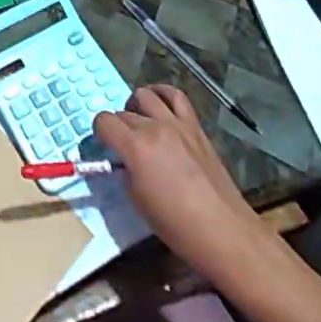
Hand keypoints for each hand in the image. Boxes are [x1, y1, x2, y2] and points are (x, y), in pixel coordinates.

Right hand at [93, 85, 265, 279]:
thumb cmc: (175, 223)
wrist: (221, 228)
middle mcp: (154, 127)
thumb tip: (124, 158)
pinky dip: (162, 93)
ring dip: (135, 105)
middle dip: (118, 126)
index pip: (104, 122)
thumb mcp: (137, 200)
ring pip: (145, 95)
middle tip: (122, 144)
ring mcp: (176, 123)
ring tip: (138, 120)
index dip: (99, 132)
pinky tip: (158, 101)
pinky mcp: (195, 125)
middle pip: (124, 113)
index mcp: (136, 148)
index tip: (104, 145)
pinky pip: (176, 96)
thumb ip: (126, 171)